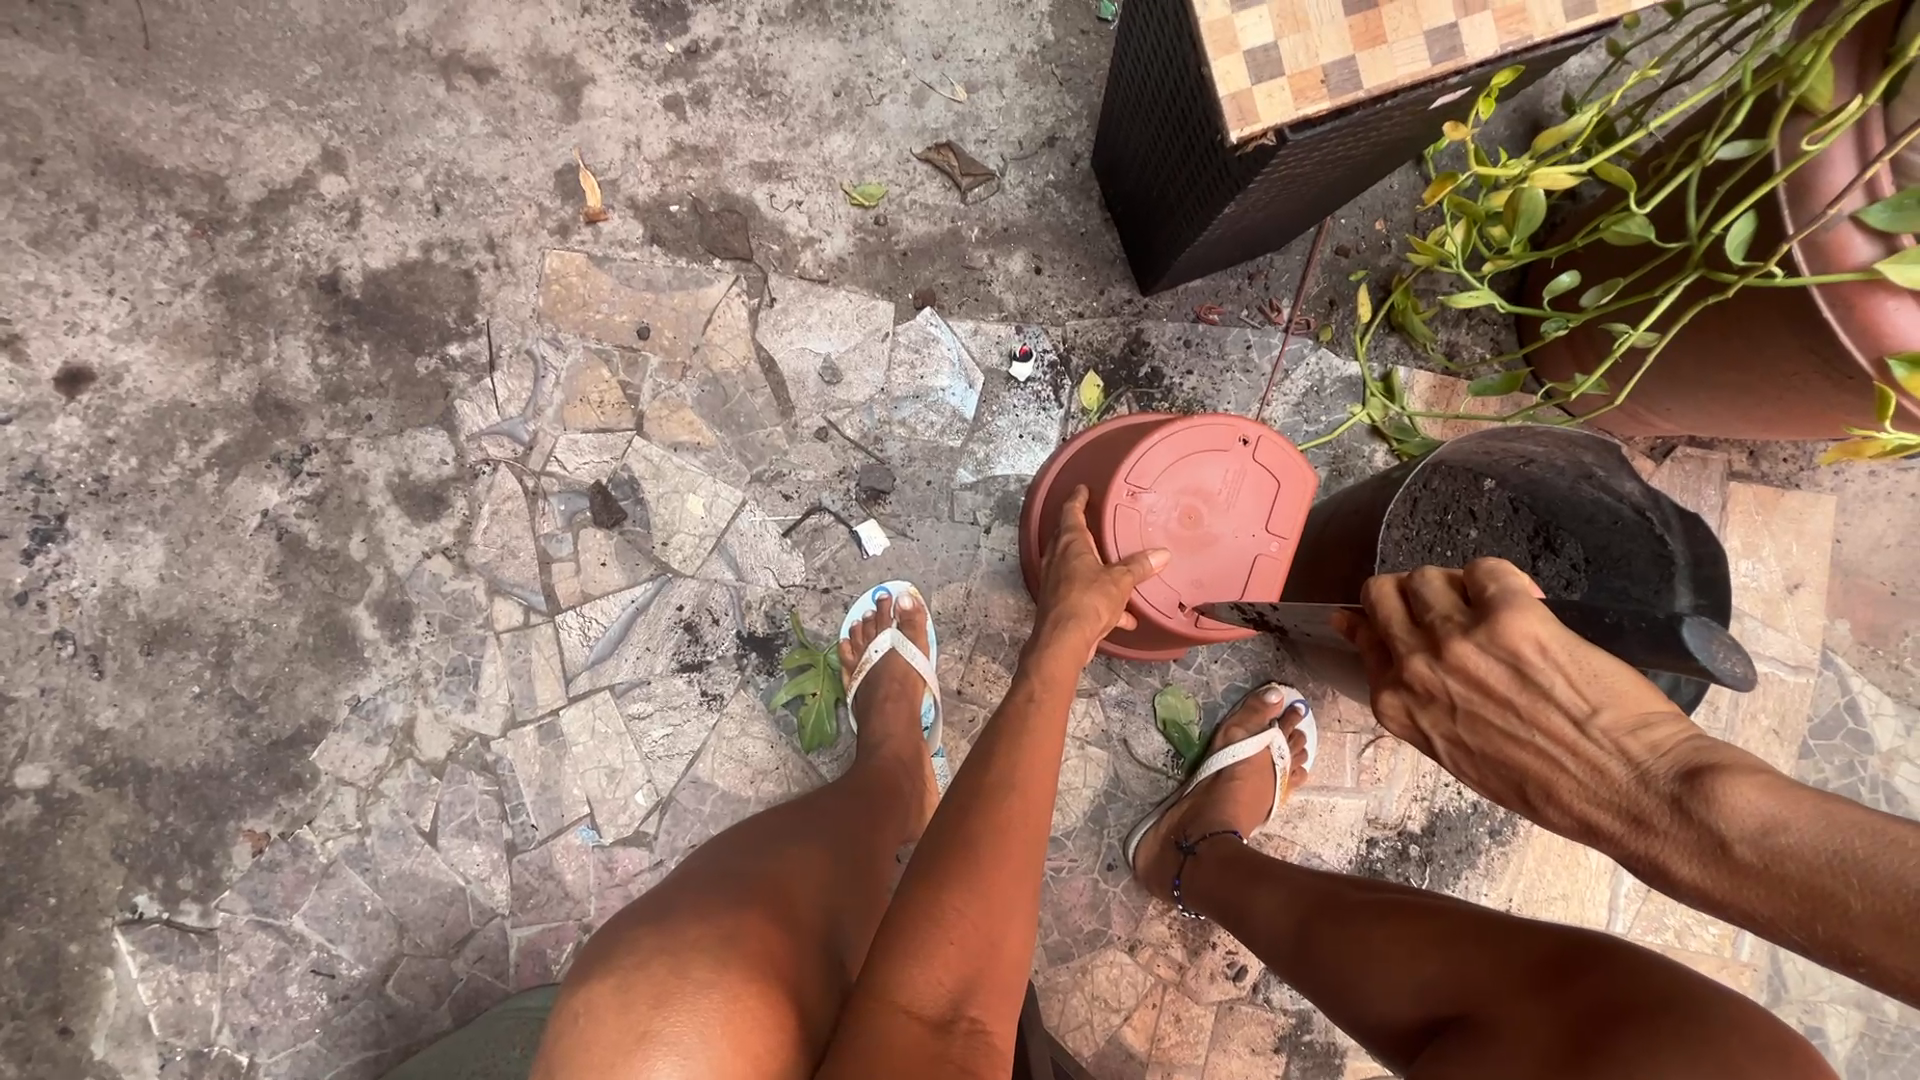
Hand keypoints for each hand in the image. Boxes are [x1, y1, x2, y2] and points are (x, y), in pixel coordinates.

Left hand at [1034, 486, 1169, 662]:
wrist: (1063, 641)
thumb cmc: (1088, 601)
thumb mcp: (1120, 582)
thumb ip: (1139, 567)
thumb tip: (1161, 554)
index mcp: (1070, 544)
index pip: (1071, 512)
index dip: (1077, 499)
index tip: (1081, 489)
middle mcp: (1057, 559)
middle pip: (1066, 537)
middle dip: (1080, 530)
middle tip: (1094, 522)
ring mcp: (1055, 582)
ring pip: (1074, 567)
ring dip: (1092, 568)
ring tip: (1112, 569)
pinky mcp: (1059, 604)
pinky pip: (1082, 595)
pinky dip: (1100, 602)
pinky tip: (1123, 617)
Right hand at [1333, 558, 1730, 847]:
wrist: (1633, 789)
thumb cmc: (1544, 787)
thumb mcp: (1453, 751)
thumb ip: (1414, 700)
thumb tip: (1383, 652)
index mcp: (1395, 704)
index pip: (1363, 634)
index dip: (1379, 620)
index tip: (1393, 616)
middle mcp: (1414, 666)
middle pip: (1382, 592)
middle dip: (1407, 594)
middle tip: (1445, 608)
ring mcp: (1459, 639)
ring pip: (1426, 576)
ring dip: (1453, 585)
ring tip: (1487, 607)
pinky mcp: (1512, 617)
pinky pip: (1486, 570)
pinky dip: (1499, 579)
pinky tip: (1524, 602)